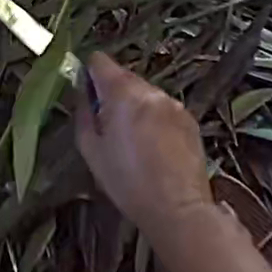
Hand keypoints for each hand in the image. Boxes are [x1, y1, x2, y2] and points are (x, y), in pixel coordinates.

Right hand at [75, 52, 214, 231]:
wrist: (179, 211)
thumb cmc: (127, 182)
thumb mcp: (90, 149)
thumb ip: (82, 112)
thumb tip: (82, 93)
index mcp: (121, 91)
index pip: (99, 60)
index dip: (89, 74)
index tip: (89, 97)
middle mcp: (149, 89)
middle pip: (123, 76)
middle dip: (113, 93)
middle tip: (110, 125)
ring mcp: (172, 102)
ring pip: (144, 93)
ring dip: (136, 106)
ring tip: (135, 140)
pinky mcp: (190, 118)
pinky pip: (163, 108)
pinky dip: (155, 118)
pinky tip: (156, 147)